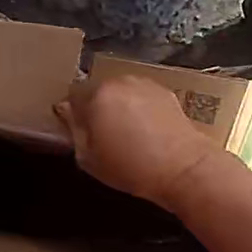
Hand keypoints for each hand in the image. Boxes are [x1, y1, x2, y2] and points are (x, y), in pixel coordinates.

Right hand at [55, 75, 220, 207]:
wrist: (185, 169)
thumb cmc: (130, 167)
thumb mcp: (87, 158)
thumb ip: (73, 130)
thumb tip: (66, 112)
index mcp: (95, 95)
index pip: (71, 95)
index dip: (71, 113)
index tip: (76, 130)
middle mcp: (119, 82)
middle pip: (97, 90)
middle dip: (95, 107)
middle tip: (100, 133)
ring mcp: (145, 84)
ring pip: (120, 91)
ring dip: (117, 106)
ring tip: (124, 131)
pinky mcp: (166, 92)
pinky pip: (140, 96)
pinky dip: (138, 107)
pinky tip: (144, 129)